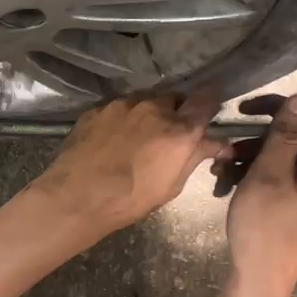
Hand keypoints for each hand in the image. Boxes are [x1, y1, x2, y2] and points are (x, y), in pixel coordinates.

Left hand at [26, 90, 225, 235]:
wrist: (77, 195)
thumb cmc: (130, 198)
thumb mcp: (172, 184)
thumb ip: (196, 155)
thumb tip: (220, 144)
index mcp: (178, 129)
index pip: (206, 100)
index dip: (209, 104)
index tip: (207, 113)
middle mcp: (152, 108)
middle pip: (173, 98)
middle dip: (175, 111)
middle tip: (168, 132)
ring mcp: (122, 105)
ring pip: (144, 99)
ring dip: (148, 112)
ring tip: (138, 134)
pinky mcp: (97, 108)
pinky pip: (118, 106)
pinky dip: (123, 117)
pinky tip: (113, 135)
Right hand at [214, 72, 296, 289]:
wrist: (260, 275)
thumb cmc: (266, 225)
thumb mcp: (269, 175)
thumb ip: (285, 136)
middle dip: (275, 119)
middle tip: (241, 112)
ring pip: (288, 150)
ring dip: (253, 147)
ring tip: (221, 161)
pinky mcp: (291, 198)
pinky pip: (276, 170)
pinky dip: (252, 167)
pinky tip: (223, 179)